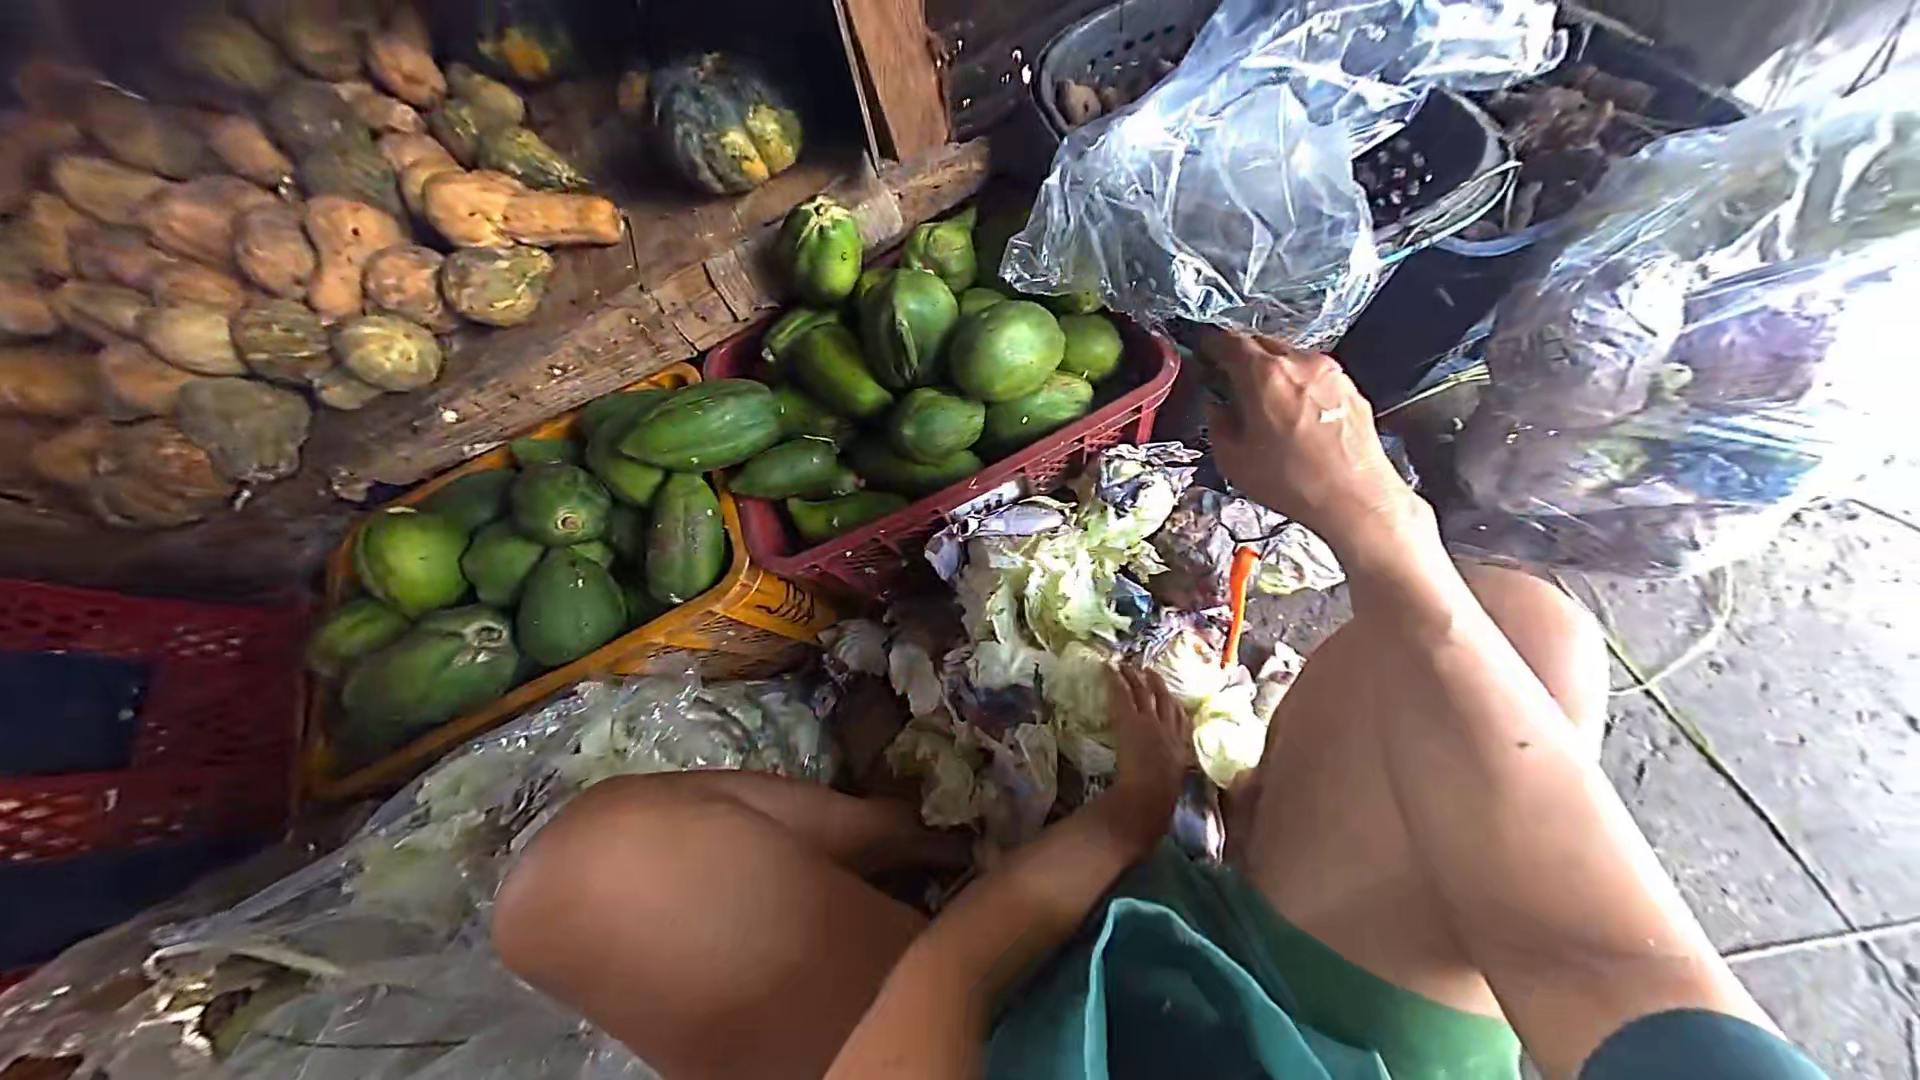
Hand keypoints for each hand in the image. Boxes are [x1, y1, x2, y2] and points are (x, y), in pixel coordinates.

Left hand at [1096, 666, 1191, 853]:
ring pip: (1144, 692)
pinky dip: (1116, 680)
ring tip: (1128, 665)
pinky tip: (1108, 670)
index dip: (1175, 705)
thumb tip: (1161, 782)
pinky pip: (1123, 694)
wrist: (1148, 800)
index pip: (1183, 721)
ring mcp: (1150, 723)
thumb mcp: (1171, 789)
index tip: (1170, 695)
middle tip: (1148, 670)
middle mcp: (1169, 732)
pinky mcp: (1131, 720)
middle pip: (1165, 700)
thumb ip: (1168, 779)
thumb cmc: (1157, 804)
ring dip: (1135, 676)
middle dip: (1157, 683)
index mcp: (1182, 750)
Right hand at [1199, 328, 1424, 557]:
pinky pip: (1312, 374)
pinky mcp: (1350, 387)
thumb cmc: (1292, 481)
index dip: (1211, 343)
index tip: (1203, 349)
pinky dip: (1295, 383)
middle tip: (1227, 376)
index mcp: (1264, 376)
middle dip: (1241, 355)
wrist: (1354, 497)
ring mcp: (1330, 372)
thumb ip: (1218, 423)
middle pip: (1262, 343)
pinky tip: (1290, 412)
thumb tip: (1216, 407)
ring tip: (1259, 399)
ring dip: (1269, 370)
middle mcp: (1300, 363)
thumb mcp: (1233, 459)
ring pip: (1289, 357)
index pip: (1230, 342)